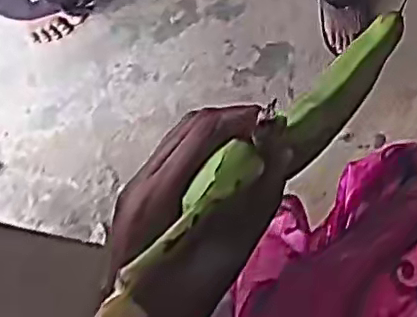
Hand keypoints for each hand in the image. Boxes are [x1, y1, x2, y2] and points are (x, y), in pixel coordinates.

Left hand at [107, 106, 289, 316]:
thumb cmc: (178, 302)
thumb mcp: (225, 257)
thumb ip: (257, 202)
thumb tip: (282, 153)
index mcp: (156, 195)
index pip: (202, 130)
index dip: (240, 118)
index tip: (270, 124)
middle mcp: (140, 182)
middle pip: (190, 125)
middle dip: (231, 119)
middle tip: (263, 131)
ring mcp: (134, 187)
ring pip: (181, 135)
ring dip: (217, 131)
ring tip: (247, 142)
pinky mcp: (137, 194)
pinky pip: (174, 152)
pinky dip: (203, 147)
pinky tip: (222, 163)